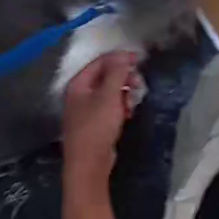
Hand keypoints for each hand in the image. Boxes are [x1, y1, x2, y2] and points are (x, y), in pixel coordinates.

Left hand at [61, 51, 137, 180]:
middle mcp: (79, 93)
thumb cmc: (97, 126)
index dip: (119, 58)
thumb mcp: (109, 96)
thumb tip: (123, 56)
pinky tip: (128, 114)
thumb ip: (117, 73)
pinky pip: (109, 107)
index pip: (100, 62)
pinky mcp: (95, 122)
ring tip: (133, 102)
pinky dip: (120, 106)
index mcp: (78, 84)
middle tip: (138, 84)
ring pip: (109, 92)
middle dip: (123, 77)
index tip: (139, 60)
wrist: (89, 162)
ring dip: (123, 93)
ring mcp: (86, 109)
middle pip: (104, 76)